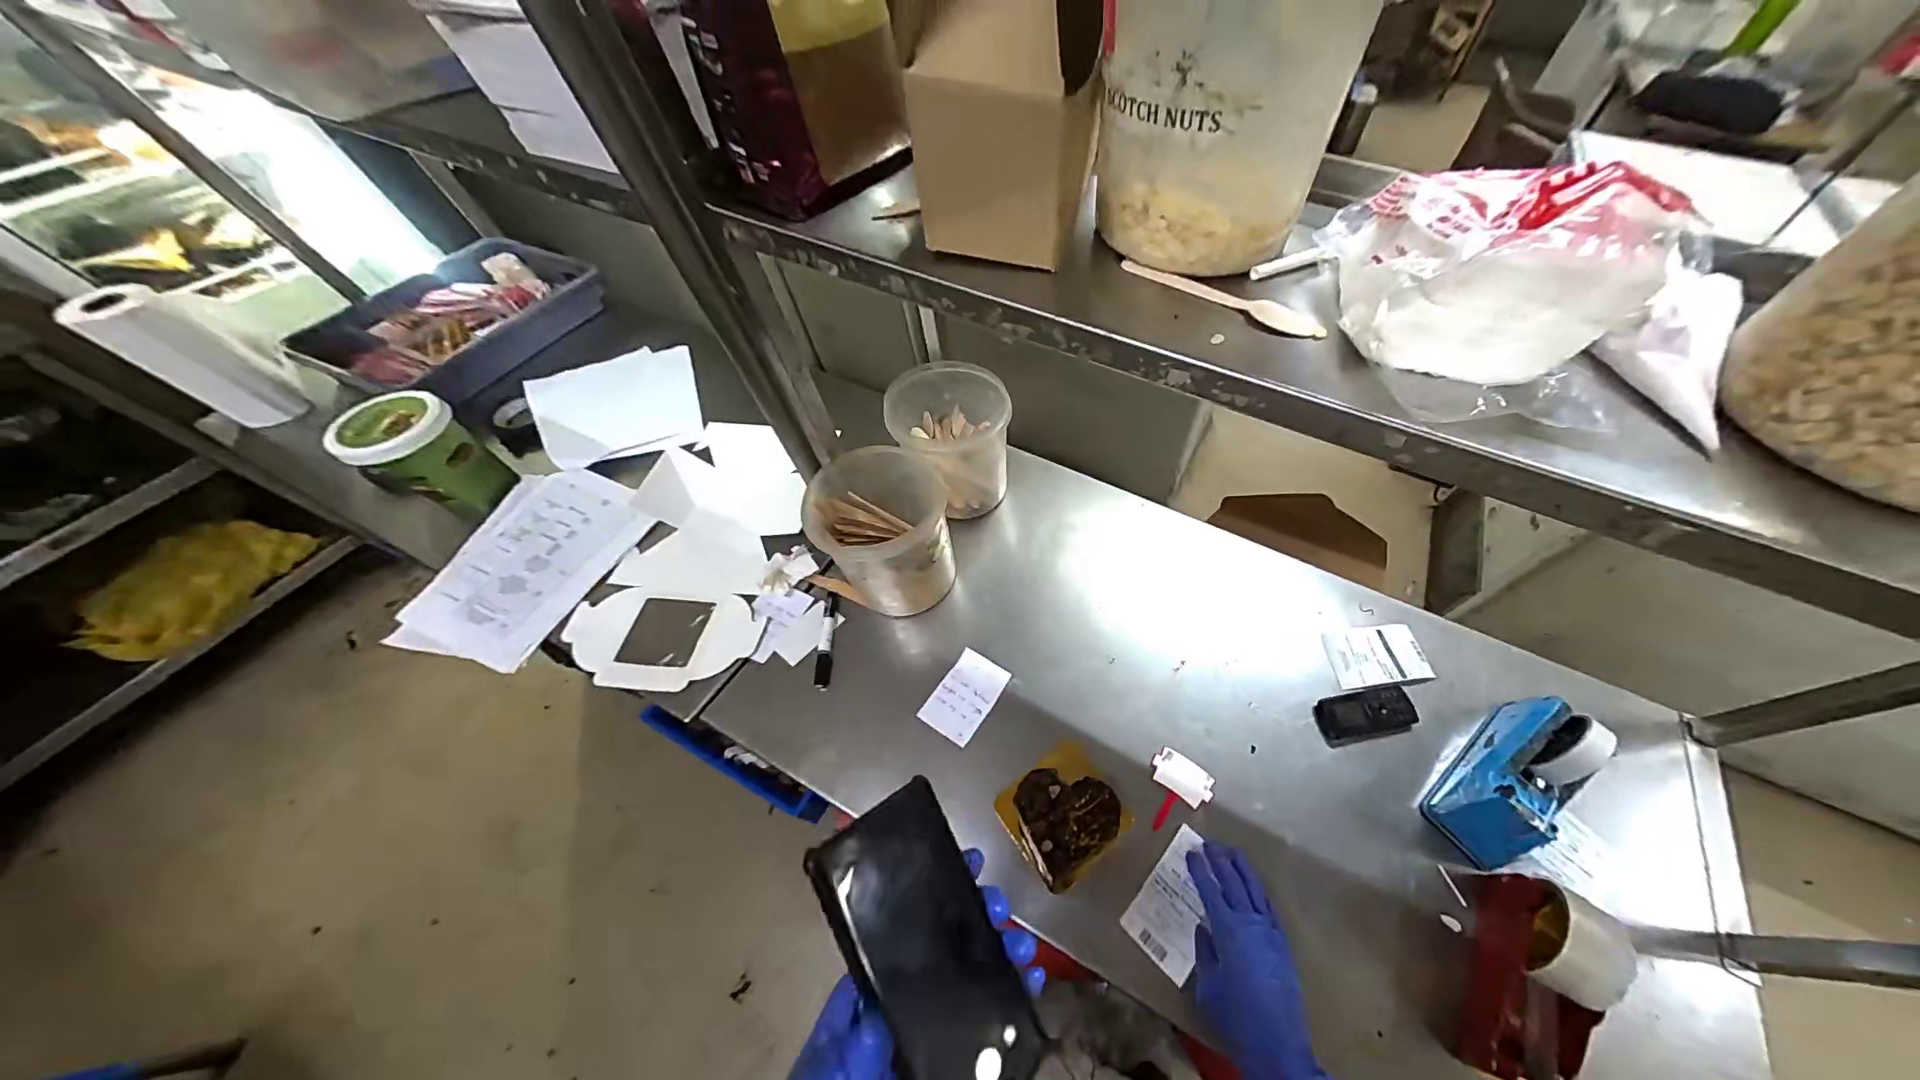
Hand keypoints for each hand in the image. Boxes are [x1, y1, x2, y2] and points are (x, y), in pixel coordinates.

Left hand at [788, 848, 1046, 1079]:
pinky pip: (994, 1017)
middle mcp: (911, 991)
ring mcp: (938, 1017)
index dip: (940, 890)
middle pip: (951, 942)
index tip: (966, 863)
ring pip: (977, 971)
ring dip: (1003, 951)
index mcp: (877, 980)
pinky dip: (1016, 996)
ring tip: (1021, 944)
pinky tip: (1031, 981)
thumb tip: (878, 1015)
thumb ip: (856, 1039)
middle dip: (979, 916)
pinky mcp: (961, 1048)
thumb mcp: (835, 1056)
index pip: (911, 924)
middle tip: (999, 905)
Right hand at [1187, 841, 1324, 1079]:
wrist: (1278, 1045)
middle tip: (1209, 843)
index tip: (1191, 853)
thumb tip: (1204, 929)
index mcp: (1228, 930)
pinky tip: (1252, 886)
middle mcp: (1250, 924)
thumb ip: (1205, 951)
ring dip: (1242, 869)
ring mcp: (1270, 933)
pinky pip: (1268, 907)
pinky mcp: (1283, 945)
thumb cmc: (1235, 1016)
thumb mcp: (1207, 985)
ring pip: (1255, 890)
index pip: (1210, 890)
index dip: (1199, 870)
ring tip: (1232, 853)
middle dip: (1220, 861)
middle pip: (1233, 883)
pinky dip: (1257, 890)